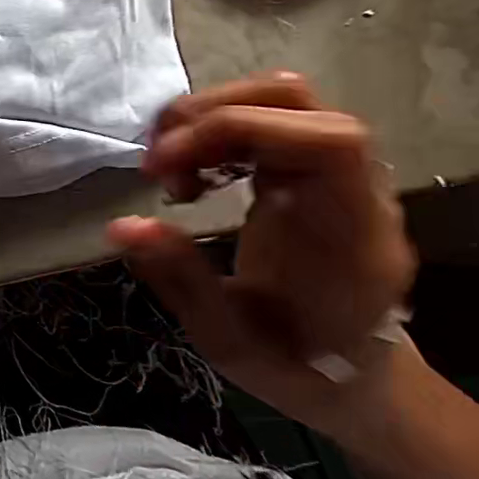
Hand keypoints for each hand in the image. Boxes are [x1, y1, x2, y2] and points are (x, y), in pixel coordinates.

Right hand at [108, 72, 416, 430]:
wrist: (356, 378)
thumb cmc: (301, 368)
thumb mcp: (232, 342)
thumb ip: (181, 279)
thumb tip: (122, 224)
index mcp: (354, 233)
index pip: (324, 140)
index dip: (240, 128)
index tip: (167, 162)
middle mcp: (356, 187)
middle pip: (294, 100)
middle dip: (210, 114)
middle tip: (154, 161)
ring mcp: (335, 171)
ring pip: (278, 100)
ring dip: (209, 117)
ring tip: (165, 165)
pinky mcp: (312, 168)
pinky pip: (269, 119)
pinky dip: (218, 129)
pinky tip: (191, 171)